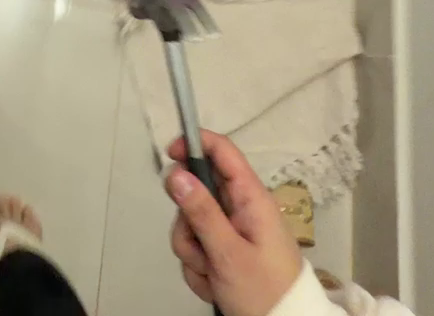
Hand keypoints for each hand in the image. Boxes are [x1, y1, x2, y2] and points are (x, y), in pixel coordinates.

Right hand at [163, 130, 304, 315]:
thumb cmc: (264, 290)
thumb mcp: (229, 254)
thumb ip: (201, 212)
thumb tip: (174, 172)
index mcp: (250, 197)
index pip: (222, 150)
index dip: (195, 143)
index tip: (169, 154)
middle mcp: (240, 208)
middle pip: (198, 191)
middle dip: (188, 221)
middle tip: (198, 246)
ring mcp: (232, 230)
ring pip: (192, 222)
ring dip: (193, 250)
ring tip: (211, 276)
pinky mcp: (225, 251)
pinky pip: (196, 247)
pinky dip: (199, 267)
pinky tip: (213, 286)